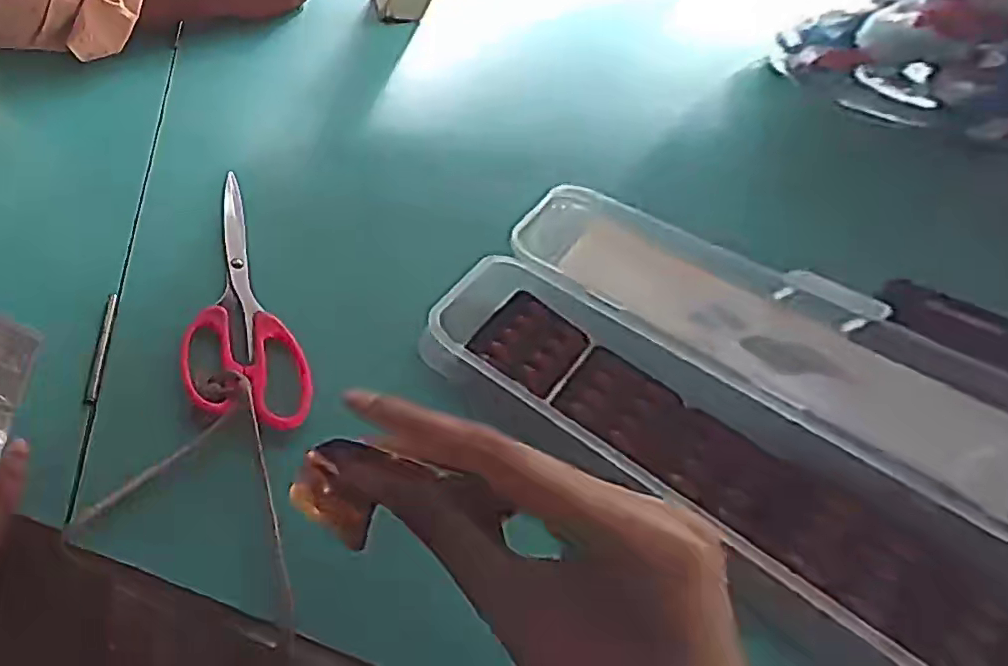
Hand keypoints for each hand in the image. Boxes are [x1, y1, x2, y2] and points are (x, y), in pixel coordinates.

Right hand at [343, 391, 745, 665]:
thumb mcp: (510, 606)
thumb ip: (437, 524)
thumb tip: (363, 468)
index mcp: (631, 526)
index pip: (499, 453)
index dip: (418, 424)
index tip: (358, 402)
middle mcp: (648, 503)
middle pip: (511, 461)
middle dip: (433, 454)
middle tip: (367, 448)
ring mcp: (650, 513)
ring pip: (526, 474)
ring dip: (462, 476)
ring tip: (404, 479)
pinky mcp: (639, 526)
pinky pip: (547, 494)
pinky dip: (498, 497)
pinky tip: (463, 505)